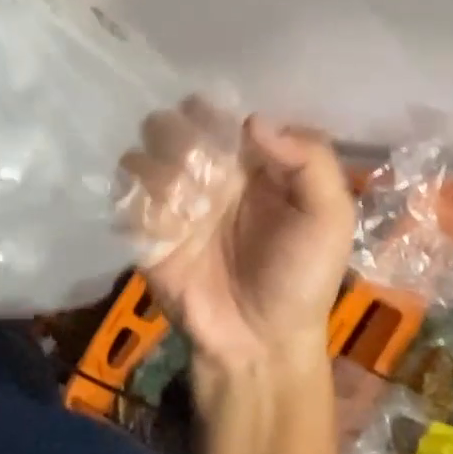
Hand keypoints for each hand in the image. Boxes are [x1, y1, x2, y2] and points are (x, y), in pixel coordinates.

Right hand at [125, 99, 355, 411]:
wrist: (259, 342)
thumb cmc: (300, 279)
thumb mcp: (329, 219)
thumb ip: (310, 162)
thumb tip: (253, 121)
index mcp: (249, 163)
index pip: (219, 113)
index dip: (213, 111)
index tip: (222, 128)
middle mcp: (205, 175)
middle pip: (170, 124)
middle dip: (177, 134)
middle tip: (199, 164)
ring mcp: (170, 202)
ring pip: (140, 153)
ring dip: (156, 166)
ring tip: (184, 199)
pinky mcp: (143, 231)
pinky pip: (123, 196)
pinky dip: (137, 198)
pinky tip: (164, 220)